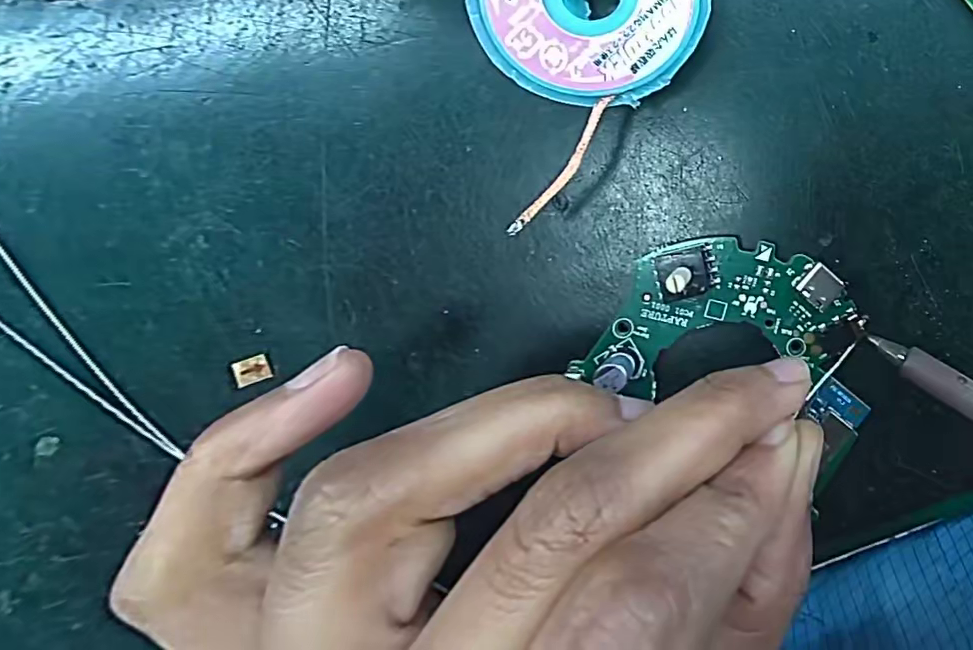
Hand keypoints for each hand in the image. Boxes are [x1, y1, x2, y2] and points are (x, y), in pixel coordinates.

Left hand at [110, 347, 821, 648]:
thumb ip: (747, 576)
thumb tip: (790, 448)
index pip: (645, 602)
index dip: (735, 502)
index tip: (786, 425)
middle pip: (548, 536)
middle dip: (681, 442)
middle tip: (745, 397)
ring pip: (371, 501)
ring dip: (513, 420)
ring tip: (592, 405)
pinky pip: (182, 555)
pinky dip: (244, 447)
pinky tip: (348, 370)